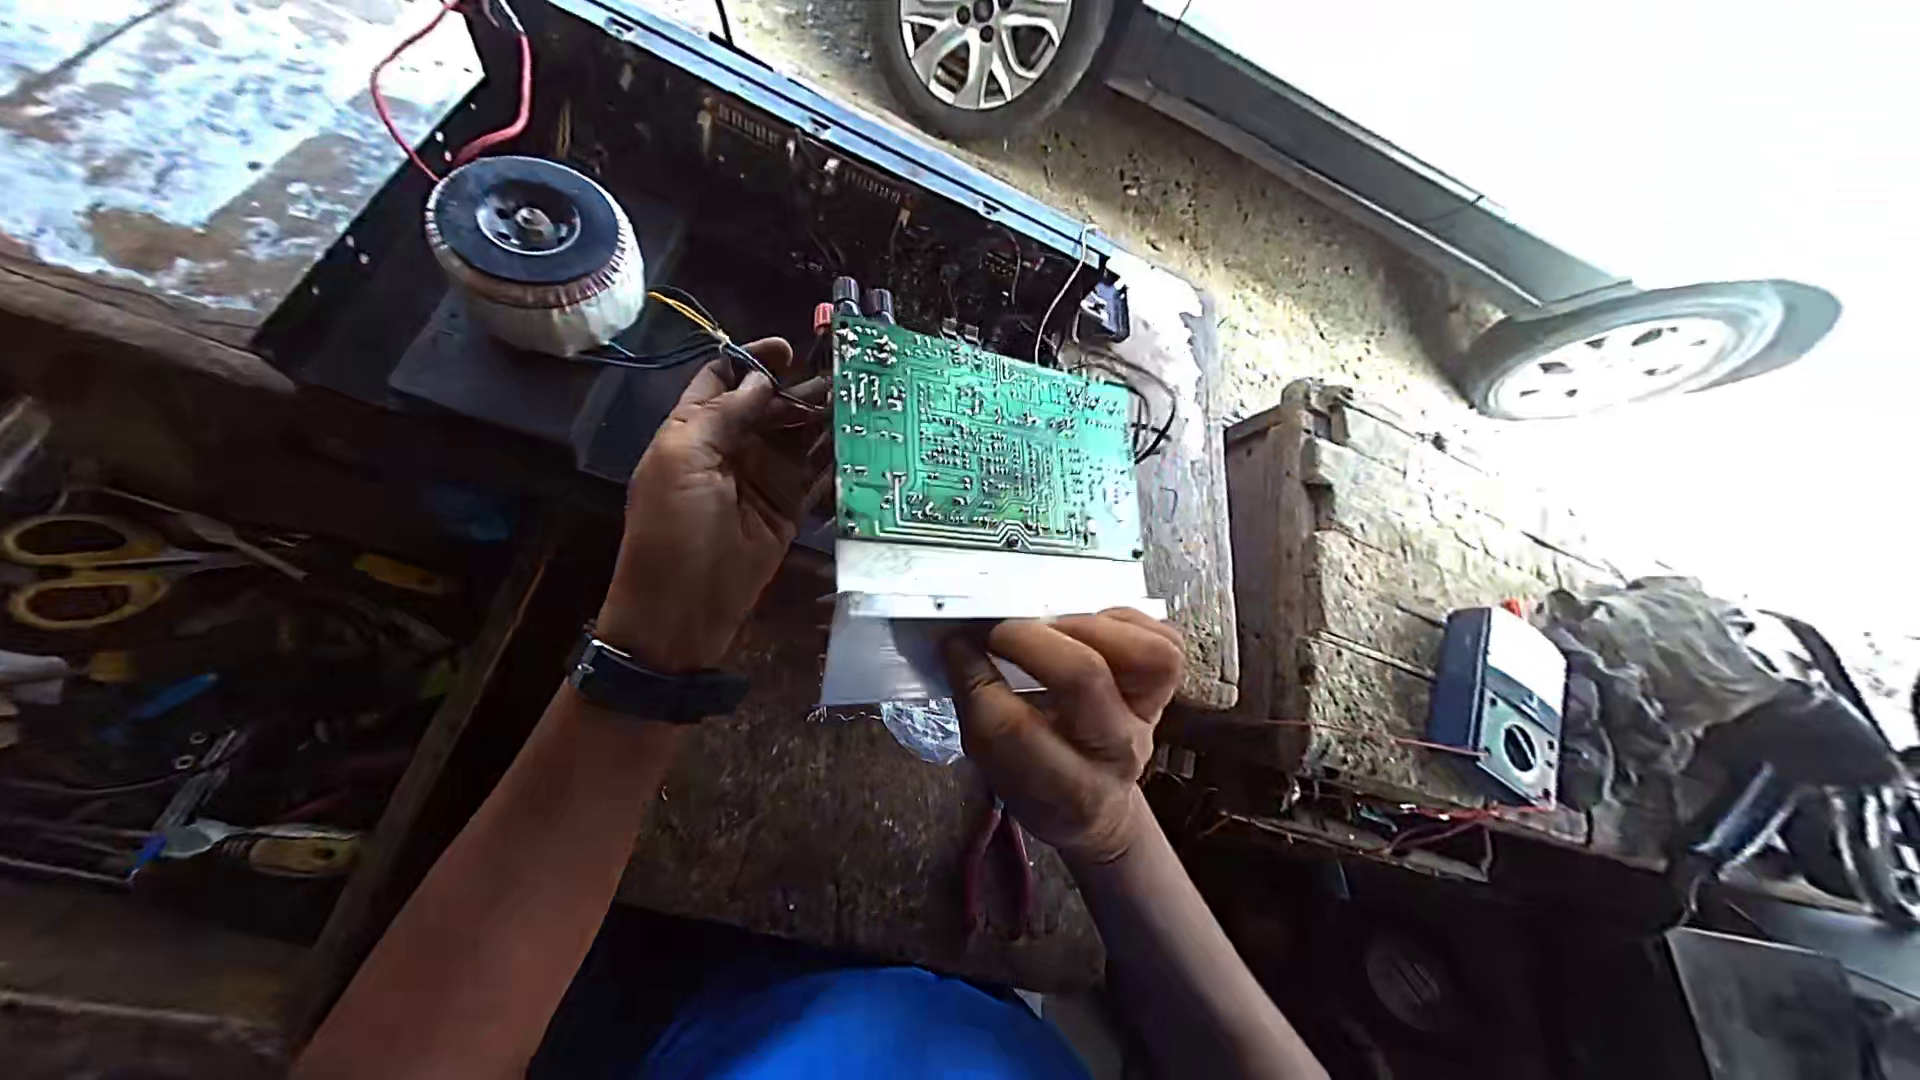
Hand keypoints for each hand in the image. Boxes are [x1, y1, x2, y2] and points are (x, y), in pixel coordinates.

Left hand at [597, 339, 826, 672]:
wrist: (684, 606)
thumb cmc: (673, 528)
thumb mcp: (683, 459)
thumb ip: (722, 414)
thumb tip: (761, 381)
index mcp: (695, 429)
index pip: (725, 380)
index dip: (754, 361)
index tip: (788, 350)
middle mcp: (733, 448)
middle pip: (771, 406)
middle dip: (801, 390)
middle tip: (842, 379)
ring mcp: (764, 478)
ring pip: (799, 437)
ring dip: (824, 420)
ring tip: (859, 402)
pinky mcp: (790, 508)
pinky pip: (816, 476)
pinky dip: (836, 459)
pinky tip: (860, 441)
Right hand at [944, 610, 1185, 864]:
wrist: (1093, 806)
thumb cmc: (1033, 781)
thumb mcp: (992, 764)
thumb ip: (977, 705)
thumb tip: (959, 639)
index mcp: (1065, 791)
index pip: (1014, 726)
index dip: (976, 675)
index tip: (956, 644)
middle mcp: (1117, 752)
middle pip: (1083, 677)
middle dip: (1028, 640)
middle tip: (997, 630)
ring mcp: (1150, 717)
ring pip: (1145, 655)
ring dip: (1088, 627)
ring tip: (1050, 627)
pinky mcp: (1166, 689)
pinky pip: (1164, 640)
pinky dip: (1124, 623)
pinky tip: (1087, 628)